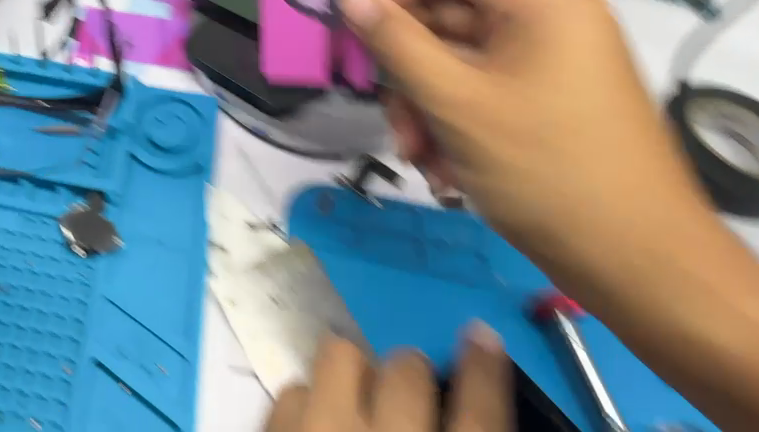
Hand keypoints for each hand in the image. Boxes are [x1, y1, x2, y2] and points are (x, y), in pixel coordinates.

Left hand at [265, 327, 510, 431]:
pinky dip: (303, 407)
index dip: (485, 371)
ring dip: (349, 376)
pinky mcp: (273, 430)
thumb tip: (461, 410)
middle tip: (404, 392)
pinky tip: (310, 426)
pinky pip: (290, 392)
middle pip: (406, 370)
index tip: (483, 336)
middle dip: (408, 375)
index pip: (481, 413)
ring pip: (339, 357)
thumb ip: (463, 428)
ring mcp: (320, 430)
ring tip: (351, 400)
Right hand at [337, 0, 722, 299]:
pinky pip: (485, 92)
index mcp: (543, 4)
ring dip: (426, 105)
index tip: (358, 27)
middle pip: (452, 16)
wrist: (645, 271)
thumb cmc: (548, 172)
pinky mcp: (554, 105)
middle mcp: (553, 23)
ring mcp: (556, 66)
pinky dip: (456, 124)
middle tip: (391, 116)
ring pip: (461, 61)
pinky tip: (447, 171)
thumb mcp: (456, 103)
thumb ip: (395, 43)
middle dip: (409, 68)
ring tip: (419, 157)